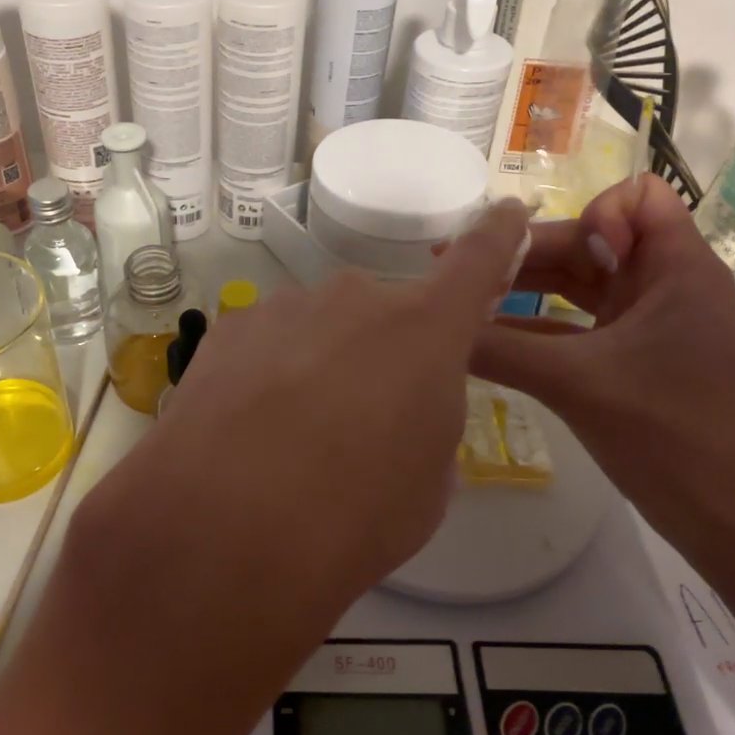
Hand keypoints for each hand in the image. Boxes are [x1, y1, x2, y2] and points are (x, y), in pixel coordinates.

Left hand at [75, 196, 533, 612]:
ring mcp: (287, 306)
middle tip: (358, 424)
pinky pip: (270, 341)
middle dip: (382, 355)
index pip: (477, 262)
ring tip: (292, 437)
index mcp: (425, 329)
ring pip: (322, 327)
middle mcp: (357, 298)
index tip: (507, 210)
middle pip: (385, 316)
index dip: (497, 236)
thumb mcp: (429, 481)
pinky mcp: (231, 326)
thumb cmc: (354, 515)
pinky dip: (269, 372)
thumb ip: (428, 419)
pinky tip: (248, 426)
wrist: (227, 523)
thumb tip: (401, 407)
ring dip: (320, 364)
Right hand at [468, 175, 734, 557]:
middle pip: (589, 240)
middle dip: (527, 252)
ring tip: (463, 298)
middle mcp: (664, 284)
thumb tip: (431, 326)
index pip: (637, 196)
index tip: (546, 257)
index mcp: (676, 269)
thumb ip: (500, 349)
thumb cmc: (670, 435)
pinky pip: (576, 324)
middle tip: (461, 269)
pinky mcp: (632, 357)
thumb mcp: (576, 383)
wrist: (733, 520)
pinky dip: (535, 326)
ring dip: (524, 287)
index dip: (590, 214)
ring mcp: (648, 322)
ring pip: (578, 282)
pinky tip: (485, 339)